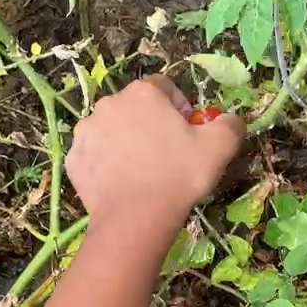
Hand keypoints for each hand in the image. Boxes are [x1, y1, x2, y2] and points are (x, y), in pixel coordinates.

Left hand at [66, 75, 243, 242]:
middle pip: (137, 109)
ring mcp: (87, 131)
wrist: (136, 218)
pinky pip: (96, 155)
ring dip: (129, 143)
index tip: (188, 135)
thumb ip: (231, 125)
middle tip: (169, 157)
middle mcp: (110, 104)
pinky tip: (125, 184)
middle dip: (152, 126)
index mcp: (143, 94)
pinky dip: (108, 165)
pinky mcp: (74, 159)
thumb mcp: (219, 147)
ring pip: (114, 131)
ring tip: (146, 173)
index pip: (166, 89)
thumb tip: (232, 119)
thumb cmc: (179, 175)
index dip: (181, 110)